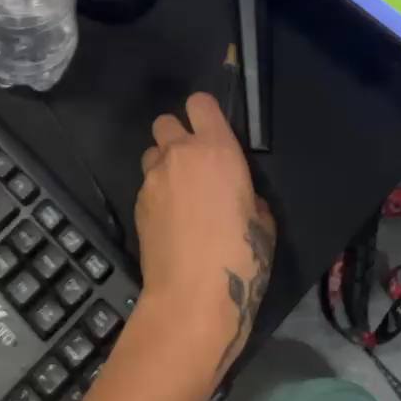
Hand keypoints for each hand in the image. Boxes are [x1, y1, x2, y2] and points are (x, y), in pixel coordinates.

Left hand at [136, 92, 275, 372]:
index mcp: (217, 150)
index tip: (212, 130)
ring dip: (163, 165)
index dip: (204, 113)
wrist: (192, 297)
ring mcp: (153, 179)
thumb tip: (240, 199)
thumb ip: (250, 198)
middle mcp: (180, 155)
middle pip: (165, 121)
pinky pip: (146, 185)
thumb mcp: (264, 224)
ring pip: (152, 153)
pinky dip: (157, 195)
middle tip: (193, 163)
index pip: (200, 103)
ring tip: (179, 194)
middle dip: (177, 136)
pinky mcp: (136, 204)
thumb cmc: (240, 257)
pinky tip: (170, 223)